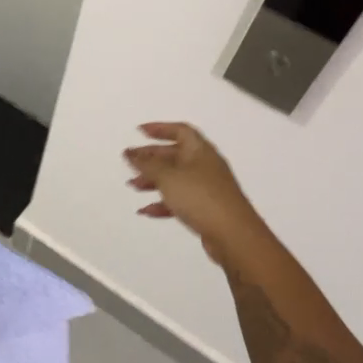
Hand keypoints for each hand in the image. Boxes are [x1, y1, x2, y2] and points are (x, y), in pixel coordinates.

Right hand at [125, 122, 266, 262]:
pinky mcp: (206, 208)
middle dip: (151, 157)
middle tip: (129, 162)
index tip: (139, 132)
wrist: (233, 234)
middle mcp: (205, 165)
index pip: (180, 131)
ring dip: (153, 180)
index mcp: (200, 150)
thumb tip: (131, 153)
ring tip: (133, 186)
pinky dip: (163, 202)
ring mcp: (207, 188)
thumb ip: (147, 164)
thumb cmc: (200, 197)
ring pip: (176, 178)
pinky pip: (180, 200)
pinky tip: (146, 211)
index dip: (159, 128)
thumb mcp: (168, 177)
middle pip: (175, 155)